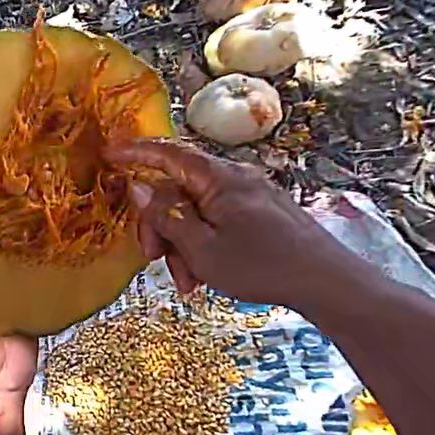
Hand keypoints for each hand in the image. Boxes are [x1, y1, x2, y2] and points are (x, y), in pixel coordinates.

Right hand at [106, 139, 335, 306]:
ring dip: (182, 245)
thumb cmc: (261, 265)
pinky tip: (206, 275)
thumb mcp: (202, 247)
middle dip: (161, 226)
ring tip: (189, 282)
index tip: (110, 152)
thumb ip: (167, 216)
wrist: (325, 281)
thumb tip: (139, 187)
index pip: (168, 153)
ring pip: (196, 211)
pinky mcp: (259, 212)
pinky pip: (217, 221)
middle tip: (153, 259)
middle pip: (178, 190)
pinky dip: (204, 245)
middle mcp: (233, 178)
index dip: (135, 152)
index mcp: (218, 179)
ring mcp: (248, 195)